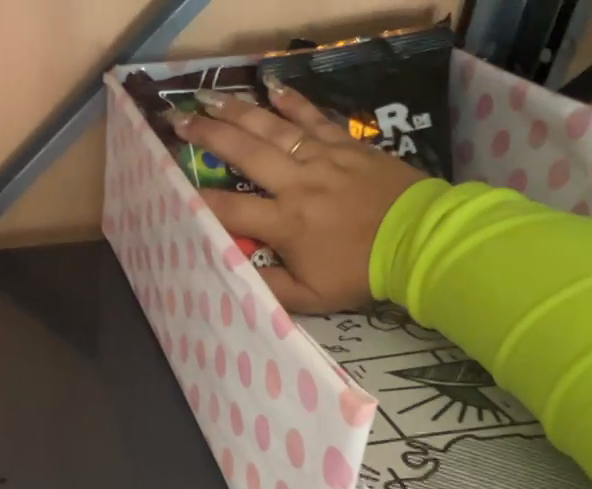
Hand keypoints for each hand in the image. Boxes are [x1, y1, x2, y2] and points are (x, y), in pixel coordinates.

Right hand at [170, 79, 428, 313]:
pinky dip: (292, 103)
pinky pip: (314, 118)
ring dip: (239, 111)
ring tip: (211, 98)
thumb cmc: (360, 273)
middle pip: (246, 152)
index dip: (198, 201)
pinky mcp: (348, 146)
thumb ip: (268, 286)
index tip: (171, 188)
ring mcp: (324, 159)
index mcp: (285, 223)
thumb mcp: (309, 297)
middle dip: (208, 135)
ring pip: (274, 128)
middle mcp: (298, 183)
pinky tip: (271, 89)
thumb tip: (236, 273)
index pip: (231, 210)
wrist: (420, 240)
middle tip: (179, 120)